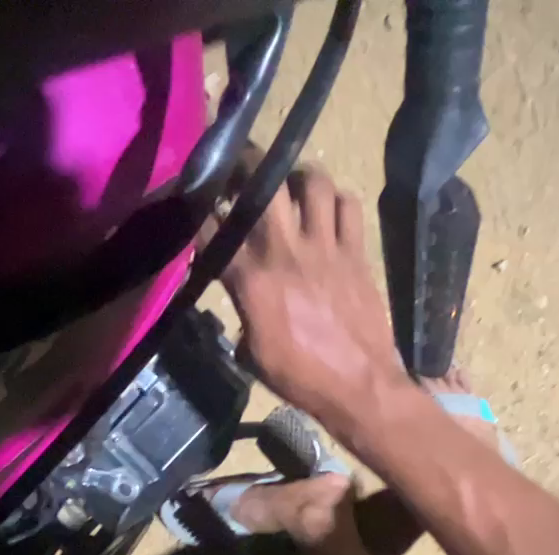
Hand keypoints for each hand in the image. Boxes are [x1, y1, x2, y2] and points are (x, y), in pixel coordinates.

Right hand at [220, 166, 408, 426]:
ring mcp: (324, 247)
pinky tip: (329, 212)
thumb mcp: (253, 353)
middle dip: (246, 165)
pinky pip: (348, 203)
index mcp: (250, 279)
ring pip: (311, 180)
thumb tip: (238, 296)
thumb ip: (240, 312)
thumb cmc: (300, 378)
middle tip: (244, 173)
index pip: (212, 226)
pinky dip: (337, 199)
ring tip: (291, 188)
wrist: (359, 386)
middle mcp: (284, 250)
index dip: (201, 208)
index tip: (199, 203)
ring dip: (297, 177)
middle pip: (261, 178)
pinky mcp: (356, 252)